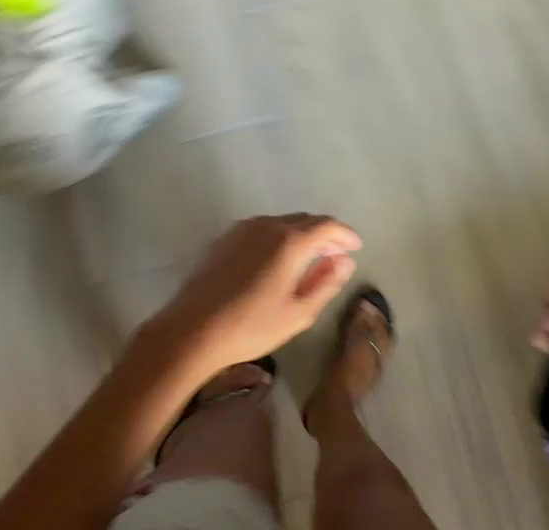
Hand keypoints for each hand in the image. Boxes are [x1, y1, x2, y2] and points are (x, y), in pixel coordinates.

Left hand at [146, 214, 361, 376]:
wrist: (193, 329)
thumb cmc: (251, 326)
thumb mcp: (298, 313)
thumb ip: (326, 283)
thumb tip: (344, 261)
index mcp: (289, 241)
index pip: (326, 226)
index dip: (344, 234)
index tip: (355, 246)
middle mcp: (267, 225)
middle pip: (304, 220)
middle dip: (324, 235)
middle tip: (336, 255)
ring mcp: (242, 229)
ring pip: (281, 223)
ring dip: (300, 235)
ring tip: (310, 259)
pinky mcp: (224, 239)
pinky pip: (261, 230)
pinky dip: (279, 238)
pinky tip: (278, 261)